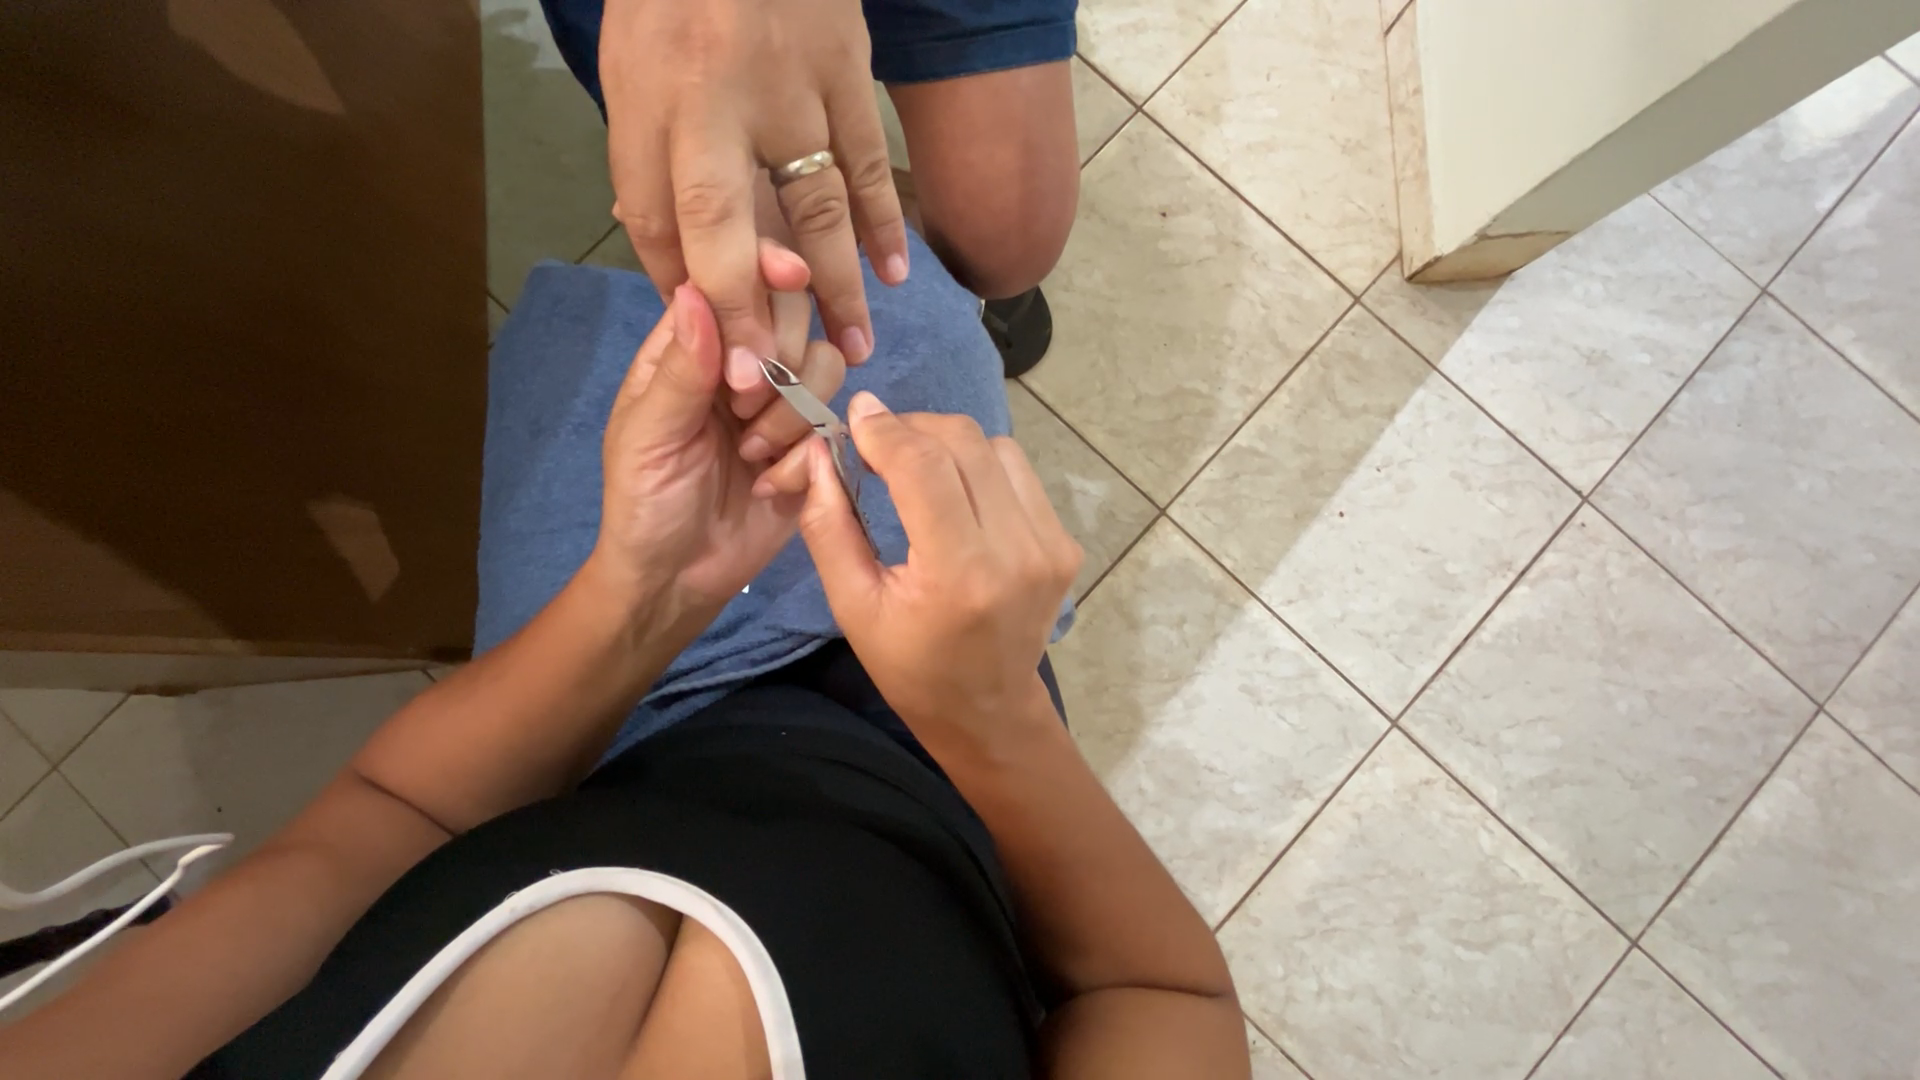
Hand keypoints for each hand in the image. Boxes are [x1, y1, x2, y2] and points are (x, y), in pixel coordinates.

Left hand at [591, 254, 843, 629]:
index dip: (764, 269)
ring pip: (825, 367)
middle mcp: (745, 365)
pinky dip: (804, 455)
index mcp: (691, 347)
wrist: (680, 578)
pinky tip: (769, 485)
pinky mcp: (811, 446)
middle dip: (778, 361)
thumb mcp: (648, 436)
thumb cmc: (646, 501)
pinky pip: (834, 424)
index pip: (733, 283)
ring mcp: (782, 404)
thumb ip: (681, 369)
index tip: (790, 274)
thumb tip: (700, 290)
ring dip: (791, 413)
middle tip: (740, 409)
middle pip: (794, 317)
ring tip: (752, 455)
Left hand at [599, 0, 908, 385]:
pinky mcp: (849, 73)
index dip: (702, 301)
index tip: (731, 369)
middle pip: (741, 224)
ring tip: (856, 350)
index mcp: (658, 100)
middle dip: (763, 312)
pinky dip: (887, 222)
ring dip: (840, 287)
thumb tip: (683, 285)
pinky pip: (871, 162)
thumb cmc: (667, 4)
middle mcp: (725, 98)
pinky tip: (897, 275)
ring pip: (820, 205)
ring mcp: (797, 87)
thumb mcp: (631, 88)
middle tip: (783, 384)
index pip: (673, 222)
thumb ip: (654, 185)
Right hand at [796, 393, 1082, 746]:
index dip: (886, 429)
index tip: (857, 415)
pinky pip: (1020, 473)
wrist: (988, 710)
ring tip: (916, 466)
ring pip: (997, 448)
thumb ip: (829, 525)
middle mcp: (1015, 552)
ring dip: (949, 443)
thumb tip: (819, 450)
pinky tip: (958, 492)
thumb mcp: (853, 606)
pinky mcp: (1065, 544)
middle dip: (913, 427)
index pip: (924, 466)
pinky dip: (982, 466)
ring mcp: (1049, 546)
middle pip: (964, 443)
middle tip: (878, 442)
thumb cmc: (910, 667)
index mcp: (957, 575)